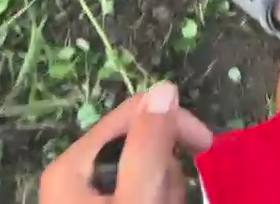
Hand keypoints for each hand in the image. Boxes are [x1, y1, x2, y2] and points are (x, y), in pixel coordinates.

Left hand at [39, 82, 212, 203]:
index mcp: (73, 163)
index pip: (138, 112)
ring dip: (162, 182)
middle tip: (177, 193)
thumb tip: (164, 86)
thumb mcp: (138, 198)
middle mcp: (73, 172)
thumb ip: (149, 144)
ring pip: (139, 167)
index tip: (206, 147)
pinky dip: (151, 194)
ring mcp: (81, 196)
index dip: (177, 123)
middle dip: (167, 162)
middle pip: (139, 139)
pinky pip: (131, 189)